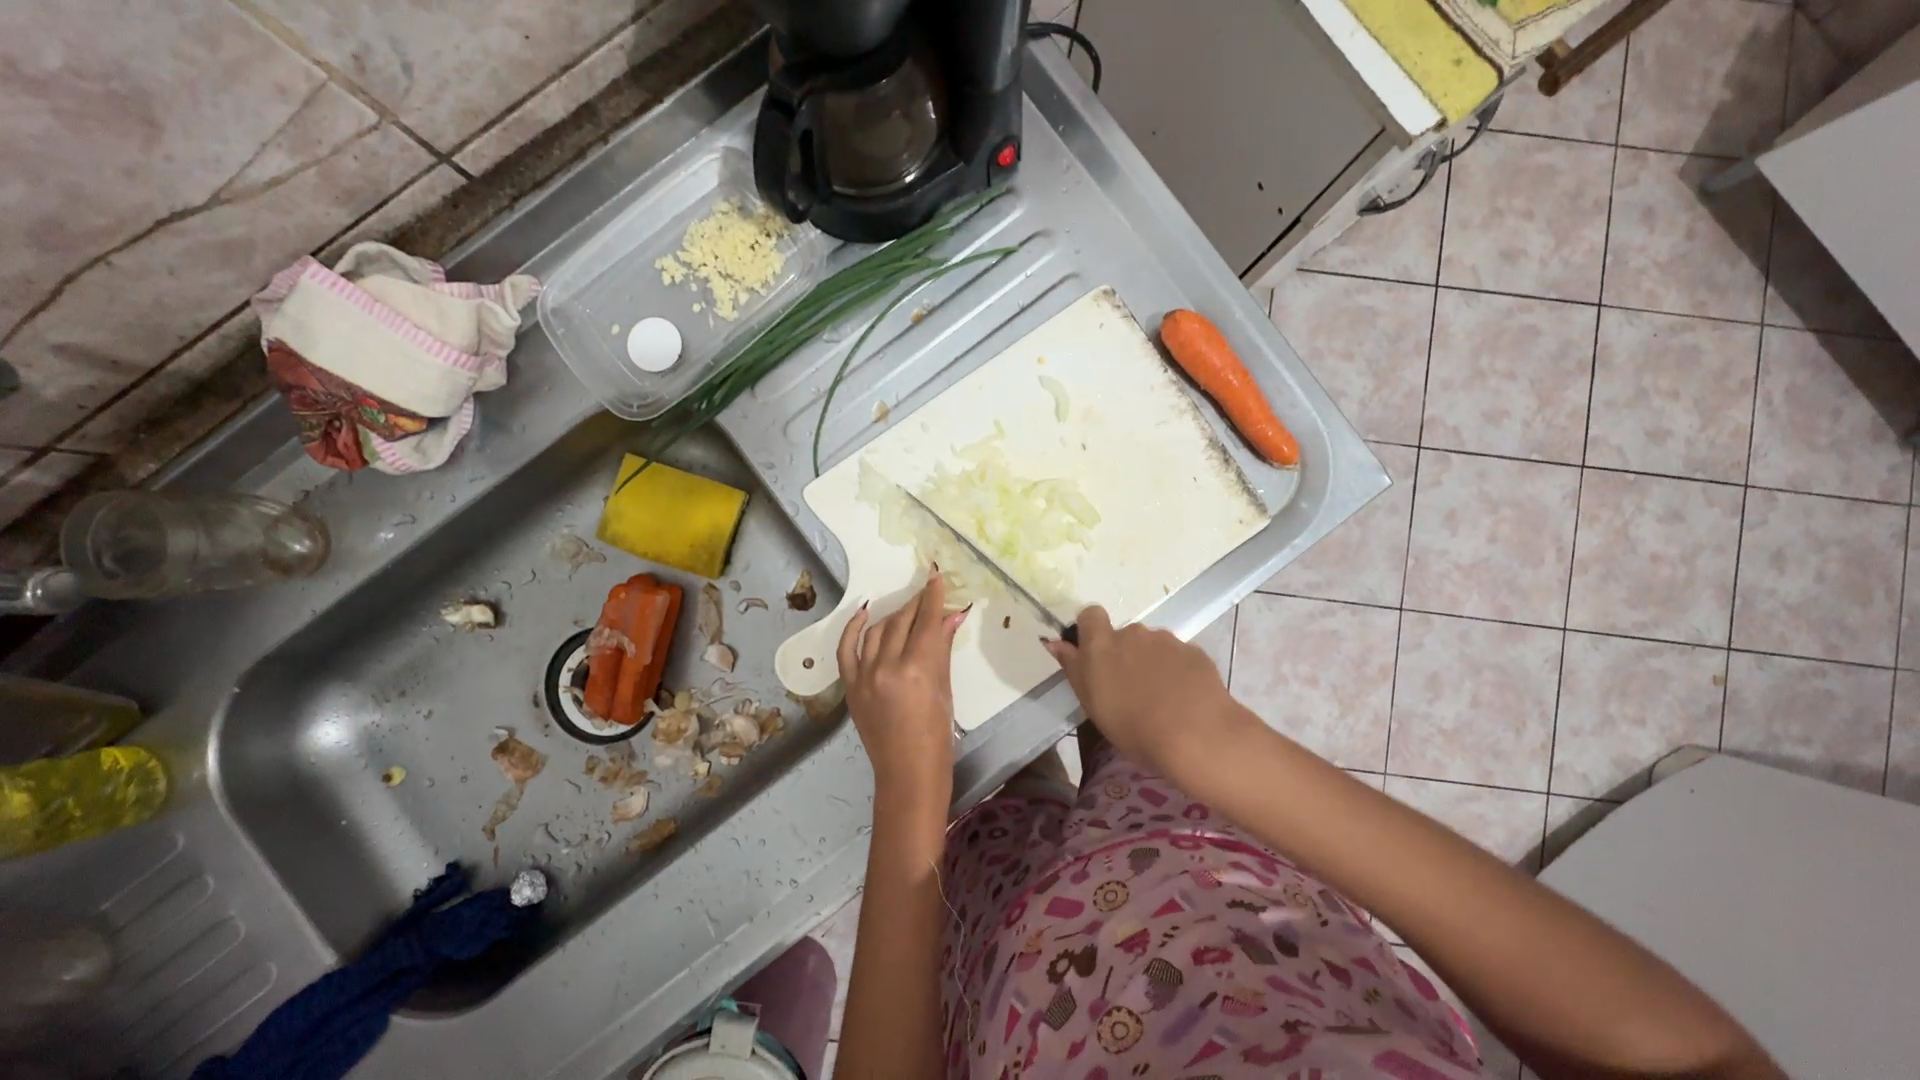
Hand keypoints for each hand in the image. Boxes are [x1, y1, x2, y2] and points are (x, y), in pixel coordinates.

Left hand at [838, 570, 968, 802]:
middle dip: (916, 604)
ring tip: (907, 610)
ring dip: (893, 615)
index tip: (936, 576)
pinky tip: (864, 612)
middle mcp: (887, 667)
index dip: (933, 597)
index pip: (926, 621)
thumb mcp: (944, 690)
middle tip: (928, 593)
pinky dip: (853, 628)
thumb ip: (942, 649)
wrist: (906, 772)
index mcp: (917, 669)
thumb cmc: (936, 736)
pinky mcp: (850, 686)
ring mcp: (864, 676)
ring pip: (877, 630)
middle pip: (901, 622)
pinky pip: (847, 649)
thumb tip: (951, 616)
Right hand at [1045, 606, 1241, 776]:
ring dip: (1153, 664)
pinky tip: (1184, 700)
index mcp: (1102, 645)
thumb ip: (1074, 668)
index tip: (1096, 655)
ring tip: (1161, 699)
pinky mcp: (1194, 652)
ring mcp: (1167, 641)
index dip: (1091, 630)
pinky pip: (1179, 658)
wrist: (1194, 734)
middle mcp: (1133, 634)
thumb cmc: (1132, 726)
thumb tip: (1056, 644)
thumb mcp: (1092, 704)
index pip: (1090, 616)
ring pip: (1154, 646)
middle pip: (1125, 636)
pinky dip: (1178, 673)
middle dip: (1126, 655)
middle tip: (1131, 691)